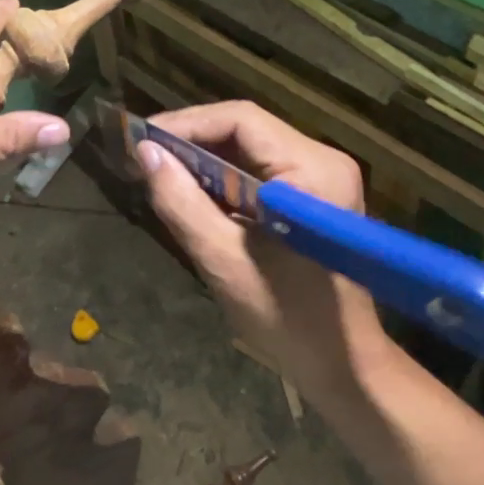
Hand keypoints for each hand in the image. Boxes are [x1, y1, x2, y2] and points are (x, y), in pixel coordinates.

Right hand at [135, 101, 390, 394]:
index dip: (186, 124)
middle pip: (244, 130)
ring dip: (203, 160)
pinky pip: (258, 171)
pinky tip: (192, 194)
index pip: (240, 120)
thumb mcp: (223, 260)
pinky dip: (222, 179)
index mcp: (312, 170)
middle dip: (190, 142)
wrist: (342, 365)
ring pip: (248, 149)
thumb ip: (182, 202)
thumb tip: (144, 154)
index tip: (141, 142)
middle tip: (143, 158)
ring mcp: (320, 177)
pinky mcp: (312, 196)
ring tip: (159, 174)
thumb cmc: (287, 316)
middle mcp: (322, 161)